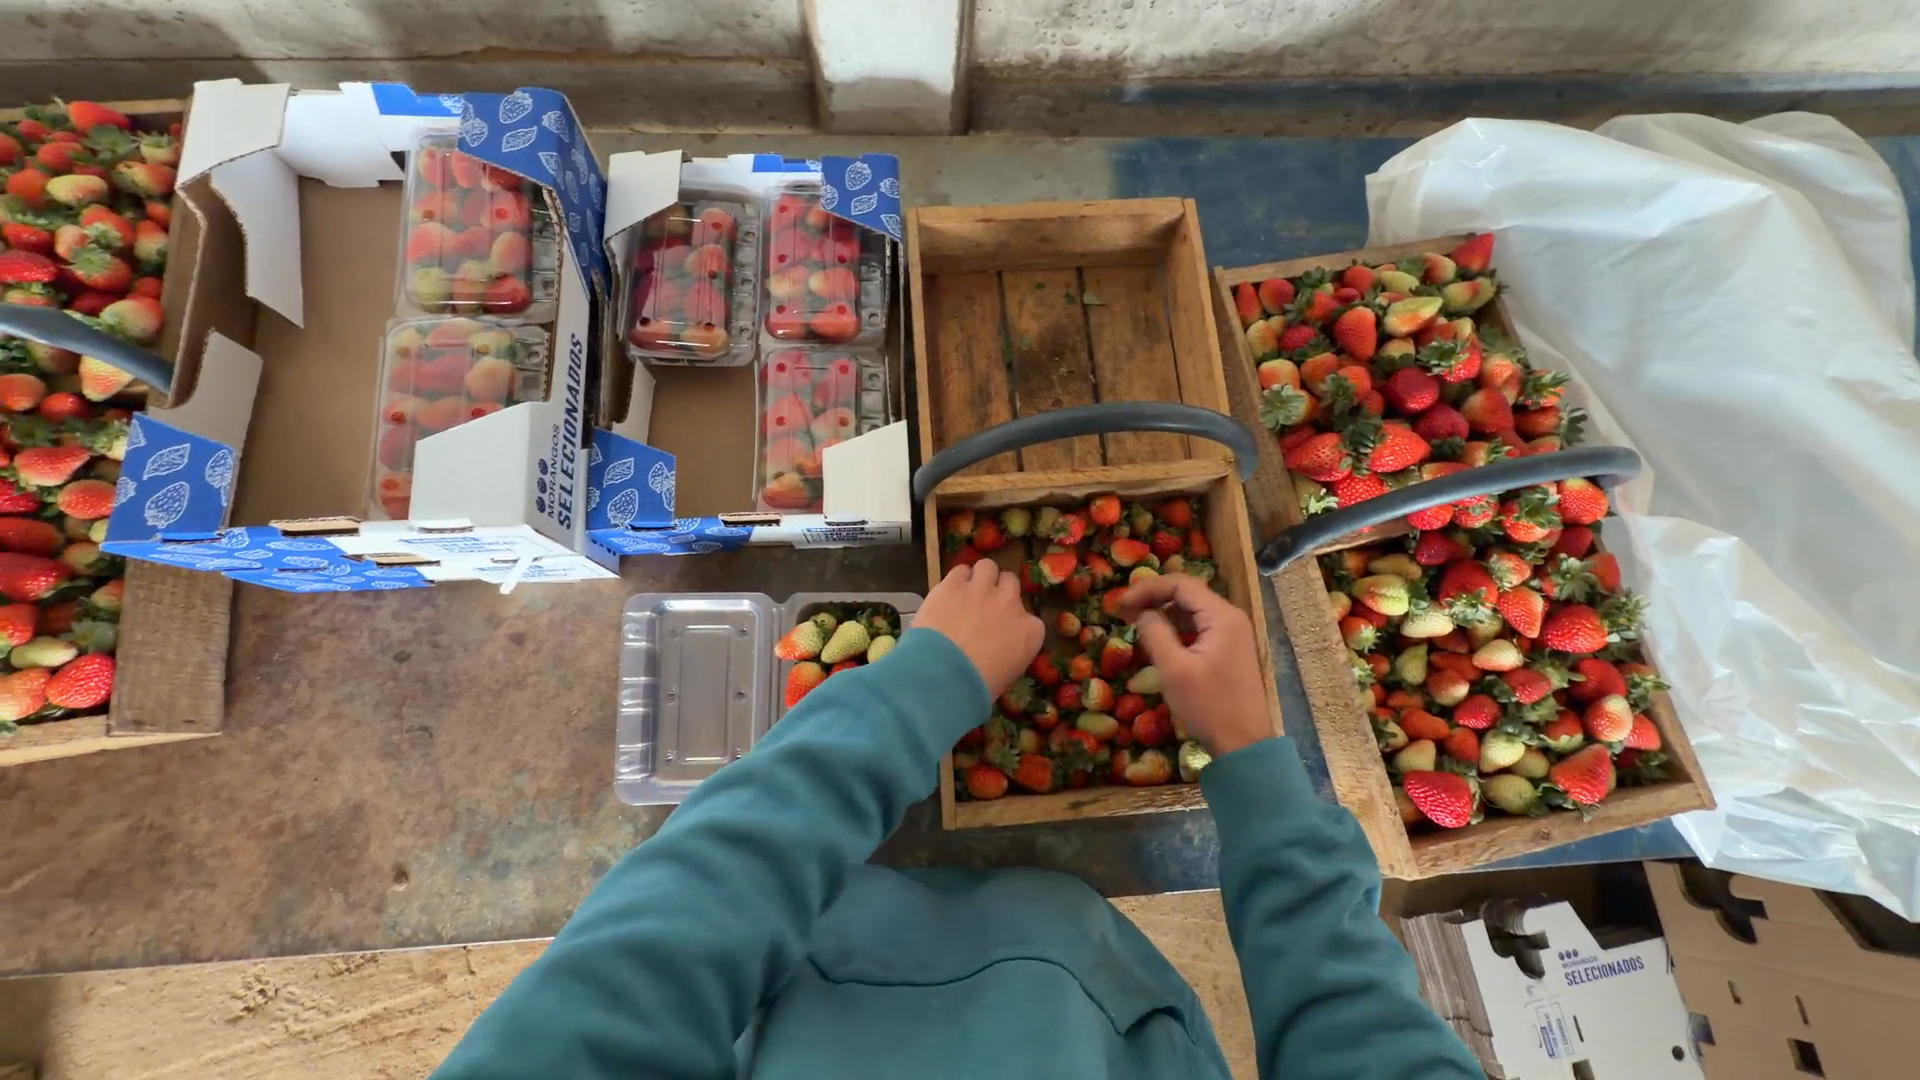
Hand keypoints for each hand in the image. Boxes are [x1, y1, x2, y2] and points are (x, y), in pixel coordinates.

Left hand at [915, 559, 1044, 700]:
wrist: (944, 675)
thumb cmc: (977, 688)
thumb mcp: (1007, 674)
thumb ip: (1009, 653)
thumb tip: (996, 652)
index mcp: (1030, 632)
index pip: (1029, 620)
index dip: (1013, 622)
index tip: (1001, 632)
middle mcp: (1011, 604)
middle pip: (1010, 583)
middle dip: (998, 591)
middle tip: (984, 606)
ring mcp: (982, 590)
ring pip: (987, 567)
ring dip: (980, 576)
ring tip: (967, 591)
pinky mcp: (954, 584)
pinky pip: (960, 570)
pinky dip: (956, 579)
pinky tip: (949, 592)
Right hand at [1120, 574, 1273, 756]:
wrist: (1244, 745)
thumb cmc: (1209, 706)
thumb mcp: (1174, 669)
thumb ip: (1155, 633)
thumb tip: (1140, 613)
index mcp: (1222, 616)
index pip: (1181, 584)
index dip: (1147, 589)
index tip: (1120, 604)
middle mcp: (1230, 618)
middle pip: (1187, 594)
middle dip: (1153, 598)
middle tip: (1123, 612)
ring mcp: (1232, 635)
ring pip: (1192, 611)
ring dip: (1162, 612)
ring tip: (1134, 622)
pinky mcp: (1228, 651)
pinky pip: (1198, 629)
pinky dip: (1175, 629)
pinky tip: (1157, 639)